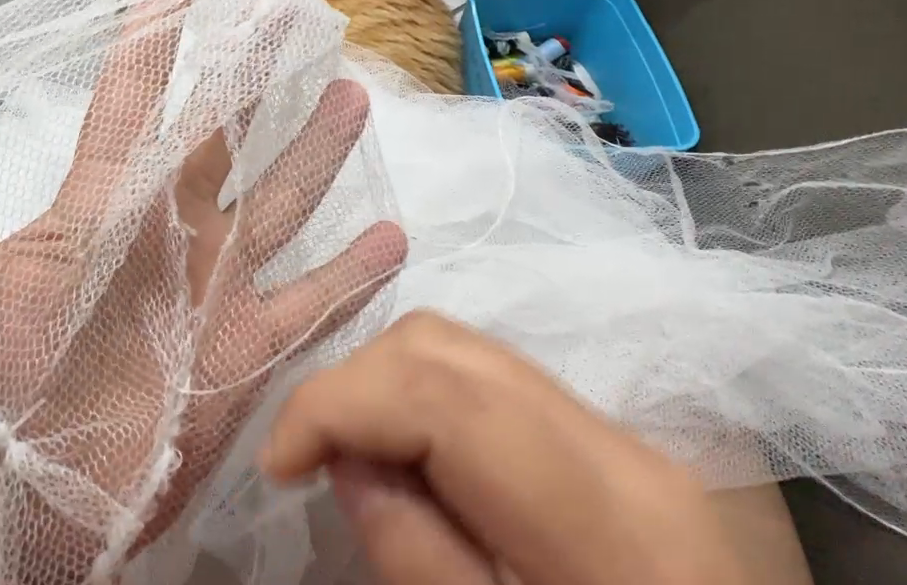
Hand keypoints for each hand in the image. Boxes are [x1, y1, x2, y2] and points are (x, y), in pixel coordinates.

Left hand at [0, 0, 404, 580]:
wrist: (11, 492)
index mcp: (96, 206)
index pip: (129, 102)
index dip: (151, 38)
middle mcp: (161, 233)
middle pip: (218, 137)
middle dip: (253, 74)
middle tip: (294, 11)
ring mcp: (208, 291)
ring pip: (273, 203)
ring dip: (311, 152)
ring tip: (349, 95)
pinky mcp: (243, 355)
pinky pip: (309, 305)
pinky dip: (348, 276)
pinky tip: (392, 235)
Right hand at [262, 312, 752, 584]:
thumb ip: (419, 560)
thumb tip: (349, 461)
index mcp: (611, 519)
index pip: (438, 393)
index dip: (332, 405)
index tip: (277, 464)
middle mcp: (623, 449)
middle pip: (442, 345)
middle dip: (351, 387)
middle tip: (314, 462)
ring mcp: (630, 441)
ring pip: (462, 347)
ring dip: (383, 386)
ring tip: (357, 458)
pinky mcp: (621, 449)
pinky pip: (492, 382)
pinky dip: (425, 398)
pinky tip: (415, 460)